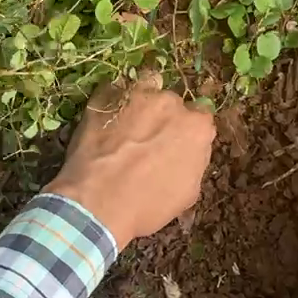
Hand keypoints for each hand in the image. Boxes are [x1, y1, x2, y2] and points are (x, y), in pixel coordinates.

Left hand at [45, 75, 215, 246]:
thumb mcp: (187, 193)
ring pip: (144, 91)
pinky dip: (111, 106)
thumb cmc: (147, 206)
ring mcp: (135, 96)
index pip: (200, 121)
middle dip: (162, 120)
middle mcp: (170, 103)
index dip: (186, 136)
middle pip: (171, 105)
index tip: (174, 148)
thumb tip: (188, 150)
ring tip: (125, 130)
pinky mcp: (103, 97)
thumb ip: (194, 161)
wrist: (97, 204)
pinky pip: (112, 94)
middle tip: (145, 143)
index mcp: (197, 127)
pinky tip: (103, 125)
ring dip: (140, 106)